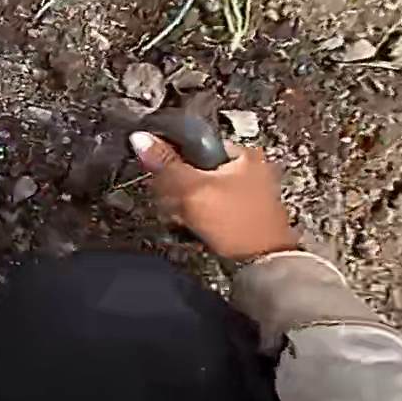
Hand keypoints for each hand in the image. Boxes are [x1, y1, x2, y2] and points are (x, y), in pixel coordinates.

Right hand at [129, 132, 299, 260]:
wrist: (260, 262)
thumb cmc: (235, 221)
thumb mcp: (191, 187)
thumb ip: (164, 162)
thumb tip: (140, 138)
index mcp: (242, 153)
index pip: (190, 144)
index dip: (171, 160)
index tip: (164, 176)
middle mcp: (246, 167)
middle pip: (188, 167)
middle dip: (175, 187)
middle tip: (177, 200)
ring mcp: (242, 189)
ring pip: (192, 187)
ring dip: (180, 202)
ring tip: (184, 215)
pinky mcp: (236, 209)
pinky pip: (201, 203)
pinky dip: (192, 212)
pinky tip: (191, 222)